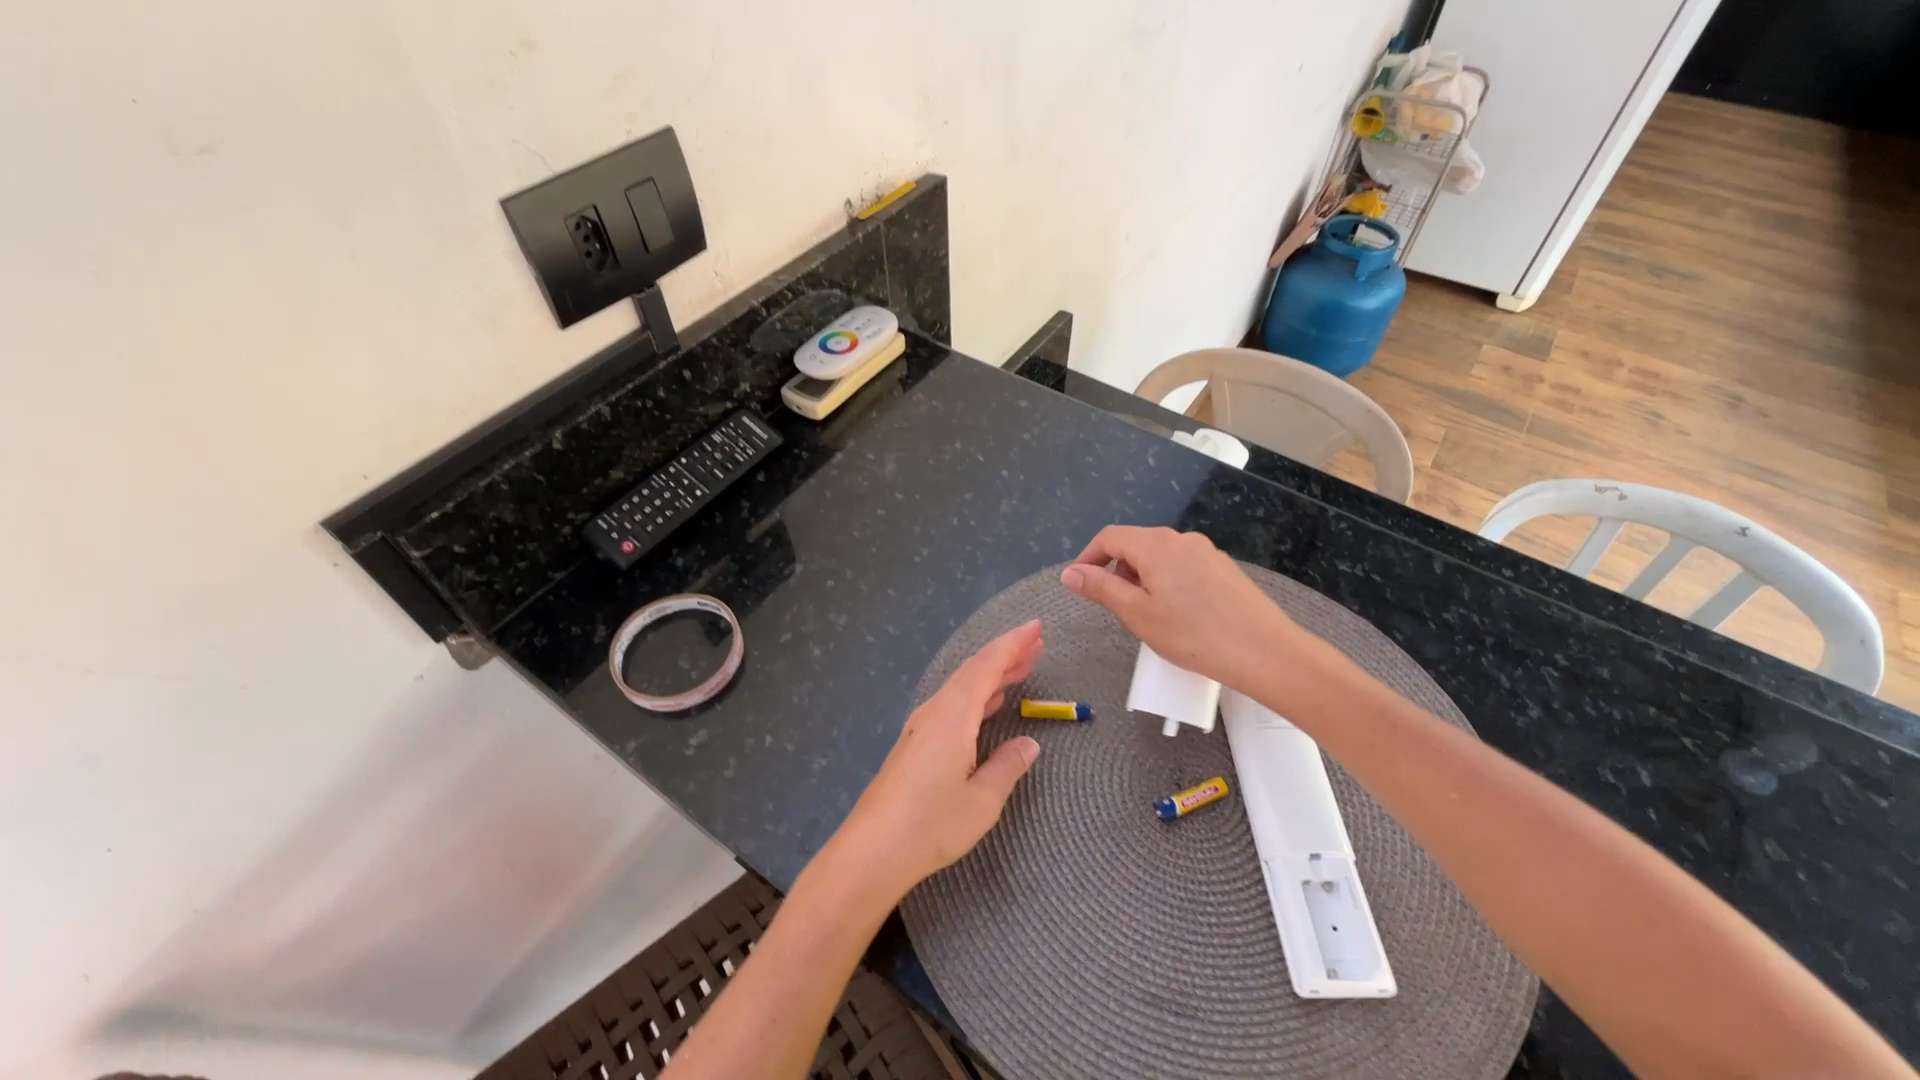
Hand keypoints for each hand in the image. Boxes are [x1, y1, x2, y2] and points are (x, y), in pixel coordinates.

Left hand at [827, 621, 1044, 898]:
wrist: (872, 850)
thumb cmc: (930, 824)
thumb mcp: (982, 800)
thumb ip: (1007, 767)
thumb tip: (1028, 745)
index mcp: (952, 717)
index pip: (986, 667)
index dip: (1013, 644)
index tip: (1036, 626)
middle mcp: (934, 713)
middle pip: (972, 672)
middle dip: (1005, 655)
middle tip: (1037, 645)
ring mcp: (921, 728)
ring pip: (961, 688)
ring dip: (991, 675)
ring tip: (1022, 668)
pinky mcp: (914, 745)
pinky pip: (952, 705)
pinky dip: (976, 696)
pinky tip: (988, 705)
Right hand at [1060, 525, 1302, 686]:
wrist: (1264, 652)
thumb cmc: (1193, 635)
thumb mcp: (1137, 614)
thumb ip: (1101, 588)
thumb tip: (1071, 573)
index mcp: (1157, 545)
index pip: (1109, 537)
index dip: (1087, 558)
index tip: (1078, 584)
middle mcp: (1182, 540)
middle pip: (1136, 545)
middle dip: (1117, 572)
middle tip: (1117, 610)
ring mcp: (1207, 553)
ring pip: (1160, 559)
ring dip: (1143, 581)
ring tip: (1149, 619)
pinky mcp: (1224, 570)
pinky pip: (1183, 569)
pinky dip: (1167, 585)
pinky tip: (1180, 619)